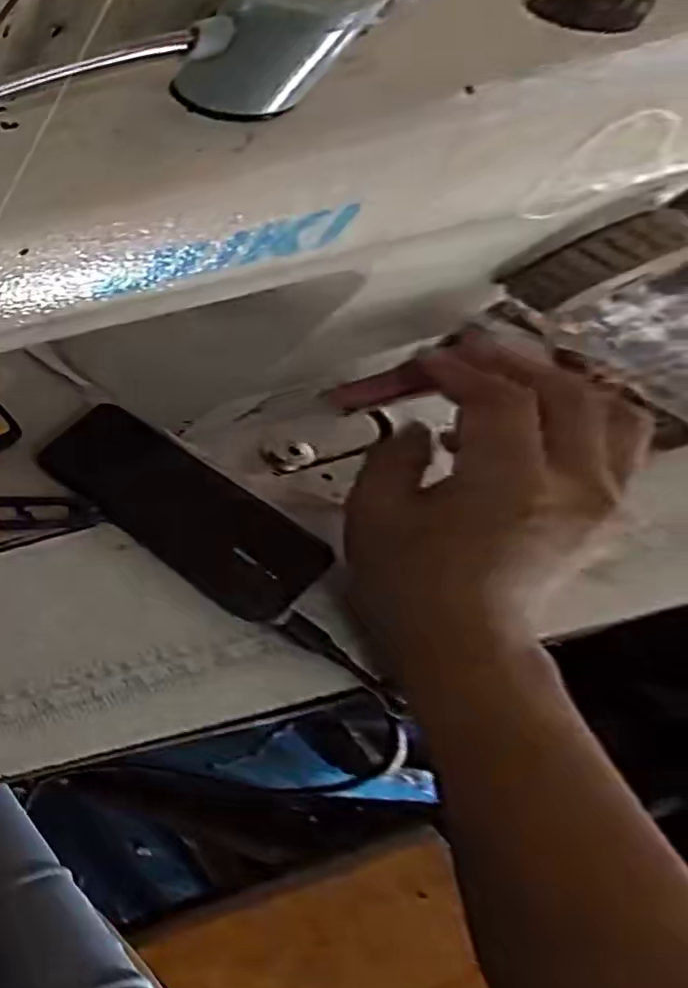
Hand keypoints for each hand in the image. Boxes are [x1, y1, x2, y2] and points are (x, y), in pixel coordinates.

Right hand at [345, 331, 652, 664]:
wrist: (457, 635)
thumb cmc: (410, 583)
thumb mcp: (373, 512)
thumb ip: (393, 458)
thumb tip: (414, 431)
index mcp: (508, 483)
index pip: (498, 400)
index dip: (457, 371)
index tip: (424, 363)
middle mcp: (571, 485)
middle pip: (564, 393)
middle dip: (509, 363)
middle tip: (465, 352)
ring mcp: (598, 499)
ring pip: (610, 411)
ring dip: (557, 382)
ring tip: (512, 372)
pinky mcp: (599, 511)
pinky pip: (615, 442)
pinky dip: (577, 414)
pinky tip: (536, 416)